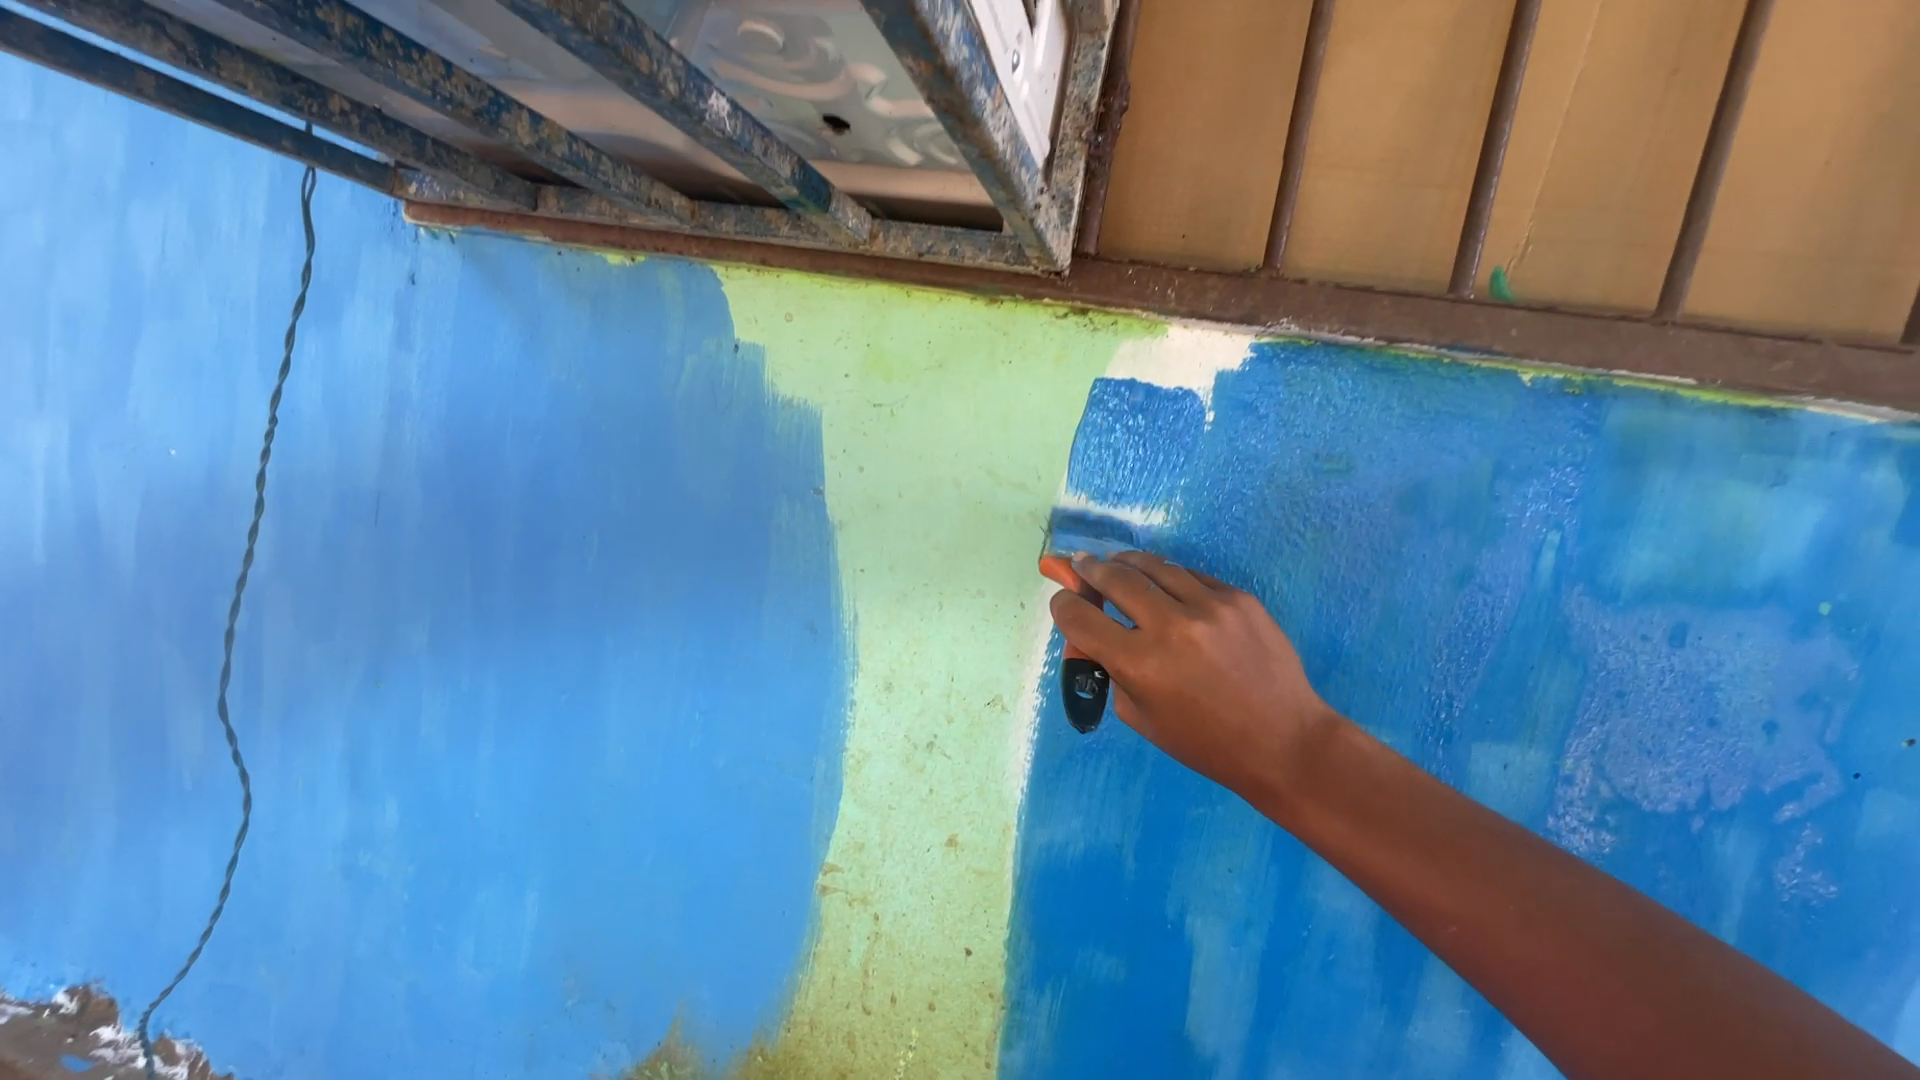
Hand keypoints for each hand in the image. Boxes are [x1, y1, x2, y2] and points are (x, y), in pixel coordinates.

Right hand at [1048, 552, 1341, 800]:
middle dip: (1089, 569)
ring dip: (1126, 562)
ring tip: (1117, 563)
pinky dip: (1168, 577)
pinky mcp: (1238, 597)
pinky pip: (1190, 575)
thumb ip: (1108, 669)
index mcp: (1138, 663)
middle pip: (1113, 576)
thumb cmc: (1203, 742)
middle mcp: (1169, 626)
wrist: (1282, 740)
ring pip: (1153, 565)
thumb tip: (1091, 634)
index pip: (1078, 616)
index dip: (1063, 604)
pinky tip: (1163, 584)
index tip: (1064, 601)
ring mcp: (1208, 606)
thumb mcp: (1138, 716)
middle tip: (1082, 564)